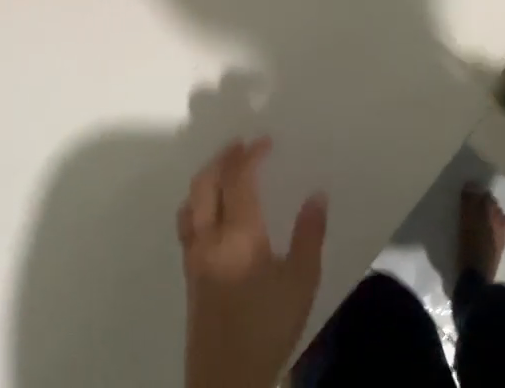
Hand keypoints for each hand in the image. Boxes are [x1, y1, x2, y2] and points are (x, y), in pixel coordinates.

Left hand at [179, 138, 328, 387]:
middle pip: (203, 187)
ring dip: (205, 181)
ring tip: (225, 171)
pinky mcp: (190, 276)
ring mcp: (194, 259)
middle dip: (221, 161)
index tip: (265, 140)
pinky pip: (188, 224)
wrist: (228, 375)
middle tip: (240, 145)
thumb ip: (310, 233)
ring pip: (190, 206)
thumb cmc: (270, 324)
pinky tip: (216, 211)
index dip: (249, 155)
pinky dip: (200, 203)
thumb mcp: (303, 279)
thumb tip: (316, 195)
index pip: (237, 181)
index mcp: (238, 234)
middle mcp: (209, 240)